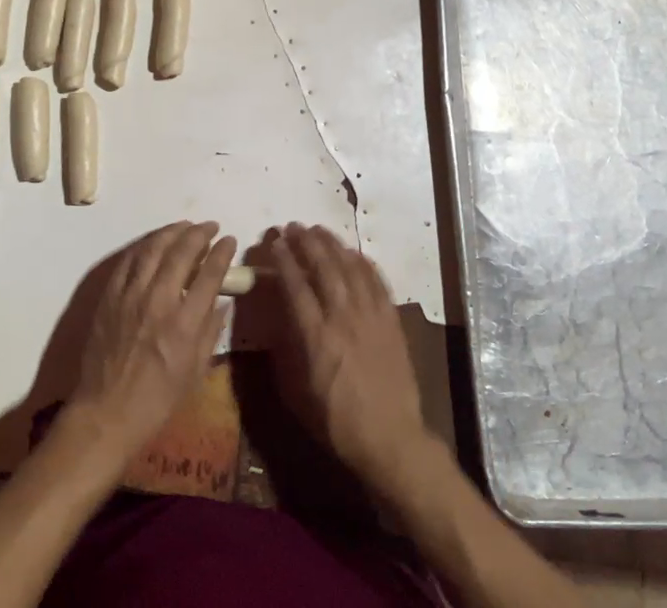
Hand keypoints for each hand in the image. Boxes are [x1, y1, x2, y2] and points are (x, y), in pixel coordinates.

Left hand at [70, 221, 236, 457]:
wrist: (107, 411)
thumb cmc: (158, 400)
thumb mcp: (196, 372)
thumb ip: (211, 332)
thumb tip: (222, 301)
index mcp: (184, 324)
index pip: (209, 275)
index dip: (222, 252)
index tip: (229, 240)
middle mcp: (157, 302)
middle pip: (180, 253)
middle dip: (199, 234)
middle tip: (210, 227)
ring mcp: (129, 296)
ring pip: (151, 250)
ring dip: (170, 233)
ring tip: (184, 226)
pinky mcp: (108, 298)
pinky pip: (126, 262)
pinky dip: (142, 247)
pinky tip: (152, 243)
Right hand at [268, 223, 429, 488]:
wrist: (390, 438)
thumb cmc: (335, 422)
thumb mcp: (295, 391)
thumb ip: (286, 351)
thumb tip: (280, 321)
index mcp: (315, 337)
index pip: (295, 286)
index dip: (284, 261)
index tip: (274, 243)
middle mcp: (343, 319)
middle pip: (324, 269)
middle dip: (307, 243)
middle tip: (294, 226)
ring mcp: (371, 319)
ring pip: (351, 270)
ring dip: (334, 246)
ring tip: (319, 230)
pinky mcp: (392, 323)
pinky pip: (378, 284)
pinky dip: (364, 264)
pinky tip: (354, 253)